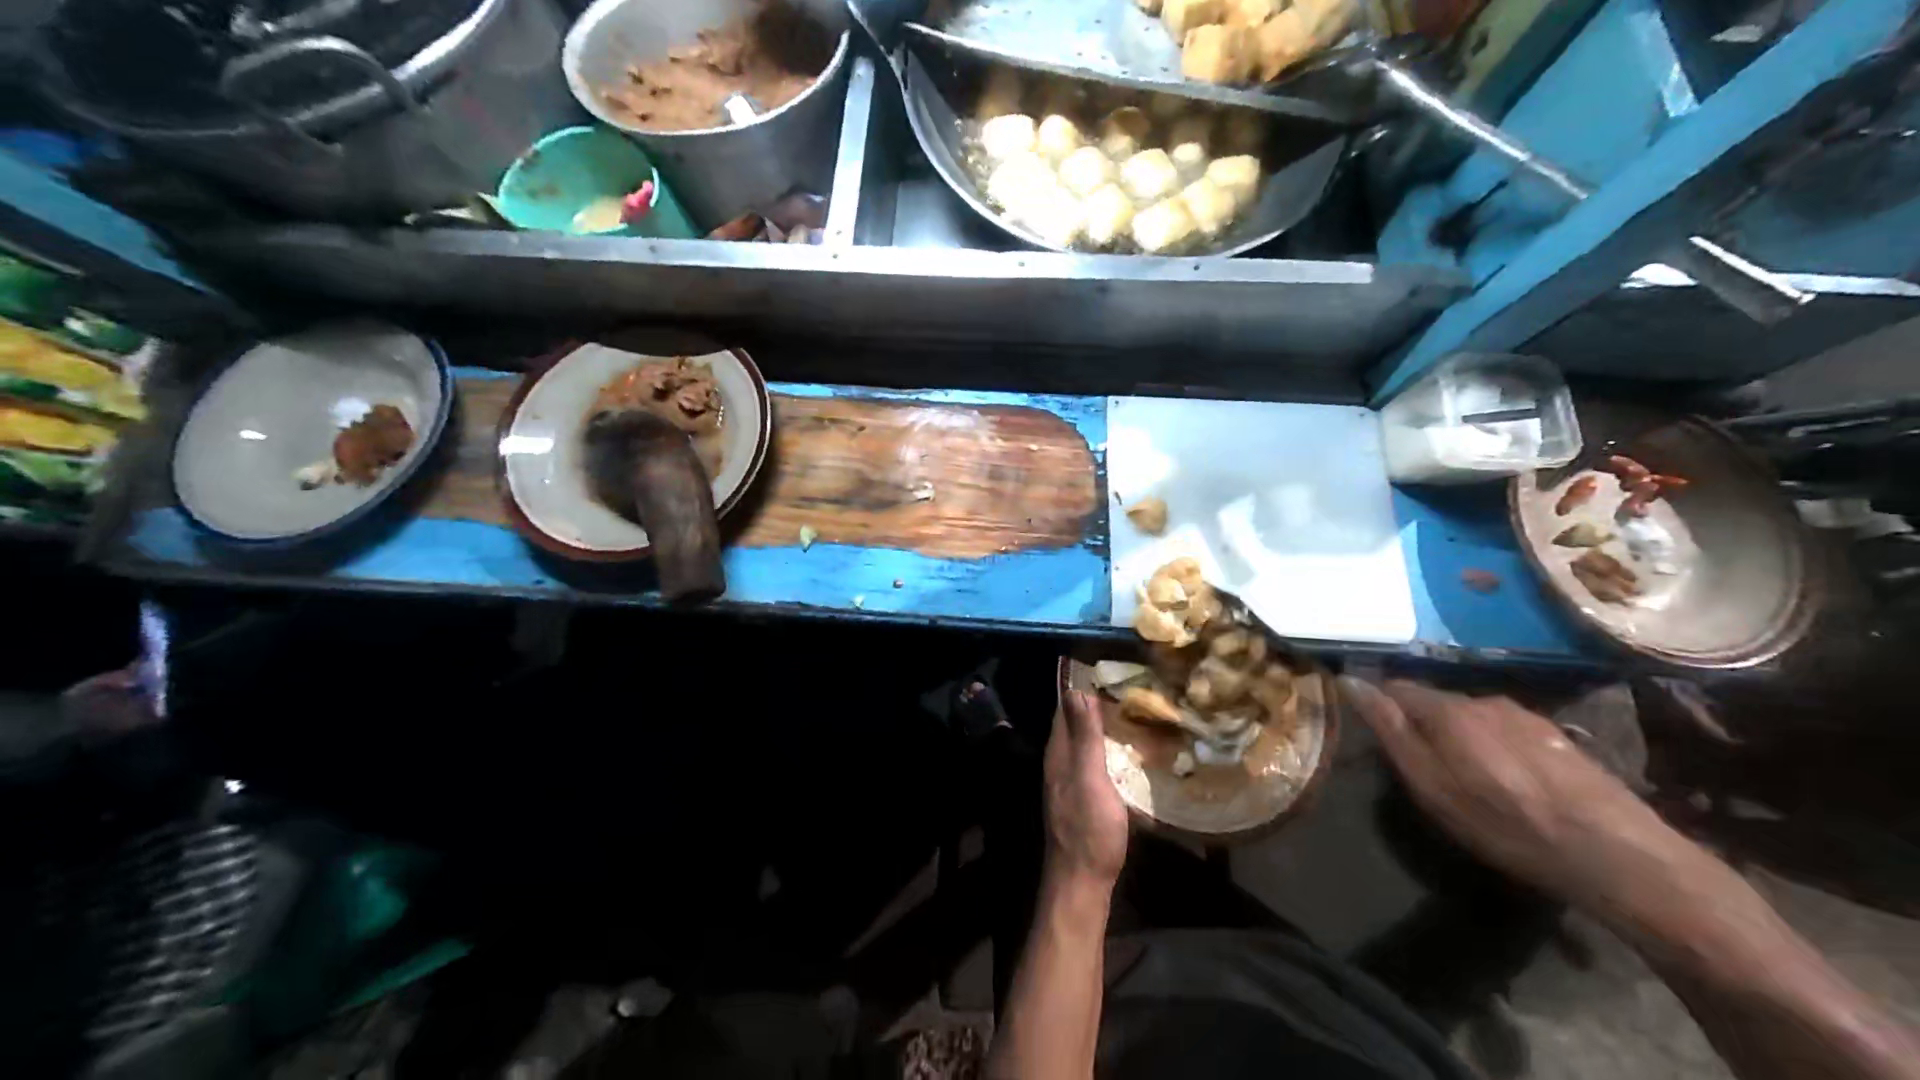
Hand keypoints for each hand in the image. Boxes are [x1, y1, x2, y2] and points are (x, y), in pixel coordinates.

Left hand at [1044, 689, 1129, 887]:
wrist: (1083, 879)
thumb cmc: (1089, 827)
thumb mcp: (1090, 777)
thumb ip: (1084, 737)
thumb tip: (1076, 690)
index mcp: (1058, 753)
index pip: (1065, 708)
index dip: (1082, 688)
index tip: (1108, 669)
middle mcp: (1059, 762)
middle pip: (1075, 724)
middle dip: (1096, 704)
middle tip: (1130, 687)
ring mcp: (1070, 781)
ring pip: (1084, 743)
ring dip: (1103, 727)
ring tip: (1134, 711)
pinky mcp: (1083, 797)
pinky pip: (1094, 761)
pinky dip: (1109, 749)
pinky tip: (1129, 750)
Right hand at [1340, 677, 1714, 930]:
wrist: (1620, 857)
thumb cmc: (1506, 825)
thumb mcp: (1432, 785)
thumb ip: (1390, 731)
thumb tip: (1351, 681)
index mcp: (1448, 710)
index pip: (1395, 688)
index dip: (1379, 709)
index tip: (1377, 740)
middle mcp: (1485, 700)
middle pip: (1435, 702)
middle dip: (1420, 725)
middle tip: (1422, 770)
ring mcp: (1526, 716)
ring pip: (1471, 717)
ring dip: (1459, 737)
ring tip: (1466, 778)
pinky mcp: (1558, 736)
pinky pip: (1504, 731)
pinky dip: (1492, 747)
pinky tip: (1508, 782)